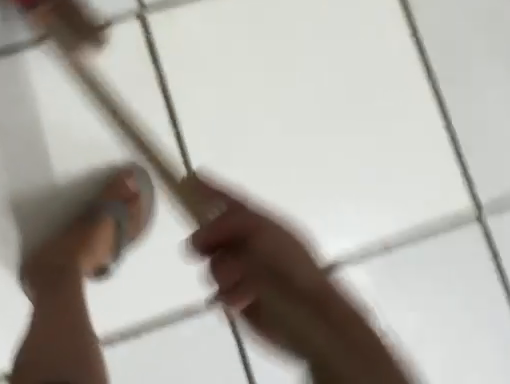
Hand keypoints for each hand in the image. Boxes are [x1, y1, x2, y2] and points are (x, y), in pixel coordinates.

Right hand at [186, 173, 411, 383]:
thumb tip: (198, 238)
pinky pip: (220, 291)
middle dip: (208, 239)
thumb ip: (230, 231)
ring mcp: (252, 275)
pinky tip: (235, 301)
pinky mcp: (247, 302)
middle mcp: (257, 248)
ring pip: (216, 263)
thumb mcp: (262, 244)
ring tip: (235, 287)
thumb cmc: (295, 280)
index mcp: (265, 228)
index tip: (186, 180)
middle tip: (197, 249)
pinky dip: (223, 295)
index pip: (232, 203)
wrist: (323, 330)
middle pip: (218, 233)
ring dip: (218, 272)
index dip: (210, 190)